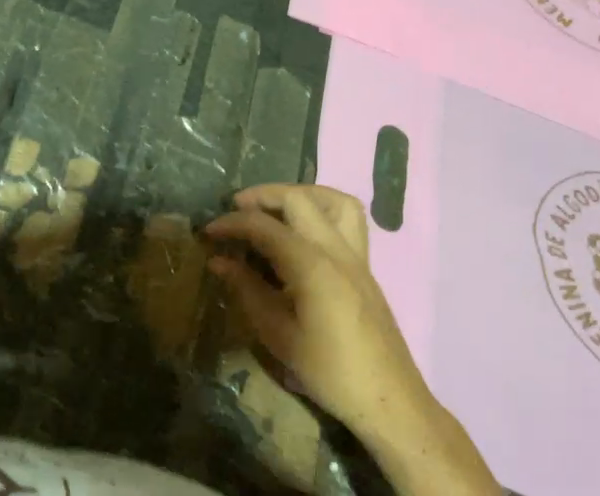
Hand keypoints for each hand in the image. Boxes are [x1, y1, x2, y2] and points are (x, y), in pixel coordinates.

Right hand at [203, 184, 427, 434]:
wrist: (391, 404)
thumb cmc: (329, 372)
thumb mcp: (277, 335)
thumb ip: (246, 289)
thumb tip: (218, 260)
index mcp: (312, 267)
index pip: (264, 226)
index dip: (230, 224)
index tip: (207, 234)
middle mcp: (338, 252)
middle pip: (299, 199)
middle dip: (262, 196)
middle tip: (236, 211)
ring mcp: (358, 259)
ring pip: (335, 201)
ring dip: (300, 195)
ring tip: (274, 211)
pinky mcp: (365, 270)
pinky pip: (346, 222)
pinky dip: (317, 213)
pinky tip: (297, 238)